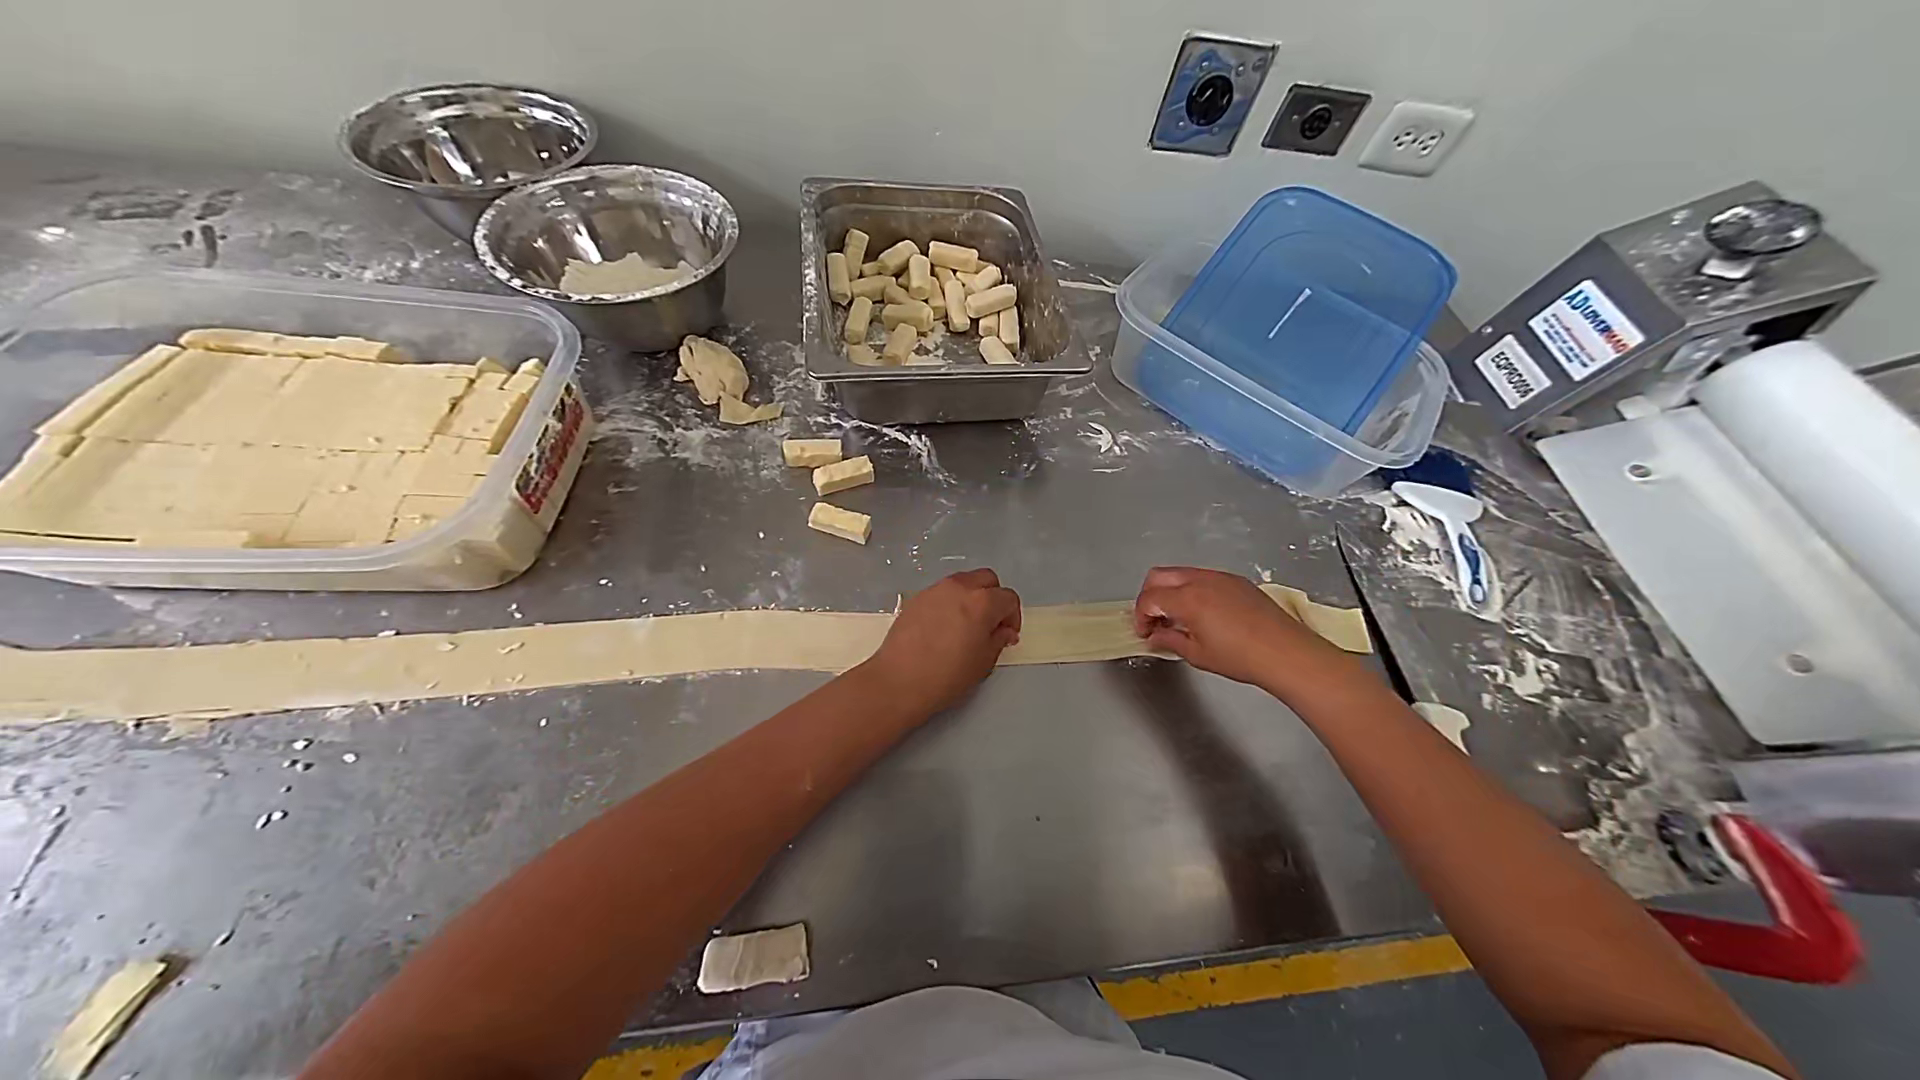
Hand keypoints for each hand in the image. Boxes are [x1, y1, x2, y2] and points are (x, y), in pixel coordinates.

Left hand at [860, 569, 1021, 713]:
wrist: (900, 680)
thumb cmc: (947, 675)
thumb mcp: (984, 662)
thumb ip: (998, 640)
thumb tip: (1003, 631)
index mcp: (982, 602)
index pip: (1008, 598)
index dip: (1013, 617)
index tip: (1007, 635)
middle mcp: (960, 588)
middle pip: (987, 579)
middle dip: (994, 598)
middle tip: (991, 624)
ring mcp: (935, 590)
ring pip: (963, 582)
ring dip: (971, 597)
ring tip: (966, 625)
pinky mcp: (917, 598)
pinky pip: (942, 593)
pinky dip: (950, 602)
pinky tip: (944, 627)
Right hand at [1132, 566, 1344, 688]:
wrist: (1286, 653)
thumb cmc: (1242, 657)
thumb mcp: (1197, 654)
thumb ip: (1169, 640)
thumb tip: (1156, 635)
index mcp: (1187, 598)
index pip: (1149, 598)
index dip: (1141, 616)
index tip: (1145, 632)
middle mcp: (1201, 580)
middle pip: (1159, 576)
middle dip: (1150, 597)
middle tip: (1154, 620)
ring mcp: (1220, 577)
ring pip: (1181, 574)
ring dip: (1170, 592)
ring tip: (1178, 619)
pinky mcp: (1236, 581)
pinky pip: (1203, 578)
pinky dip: (1191, 590)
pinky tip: (1201, 614)